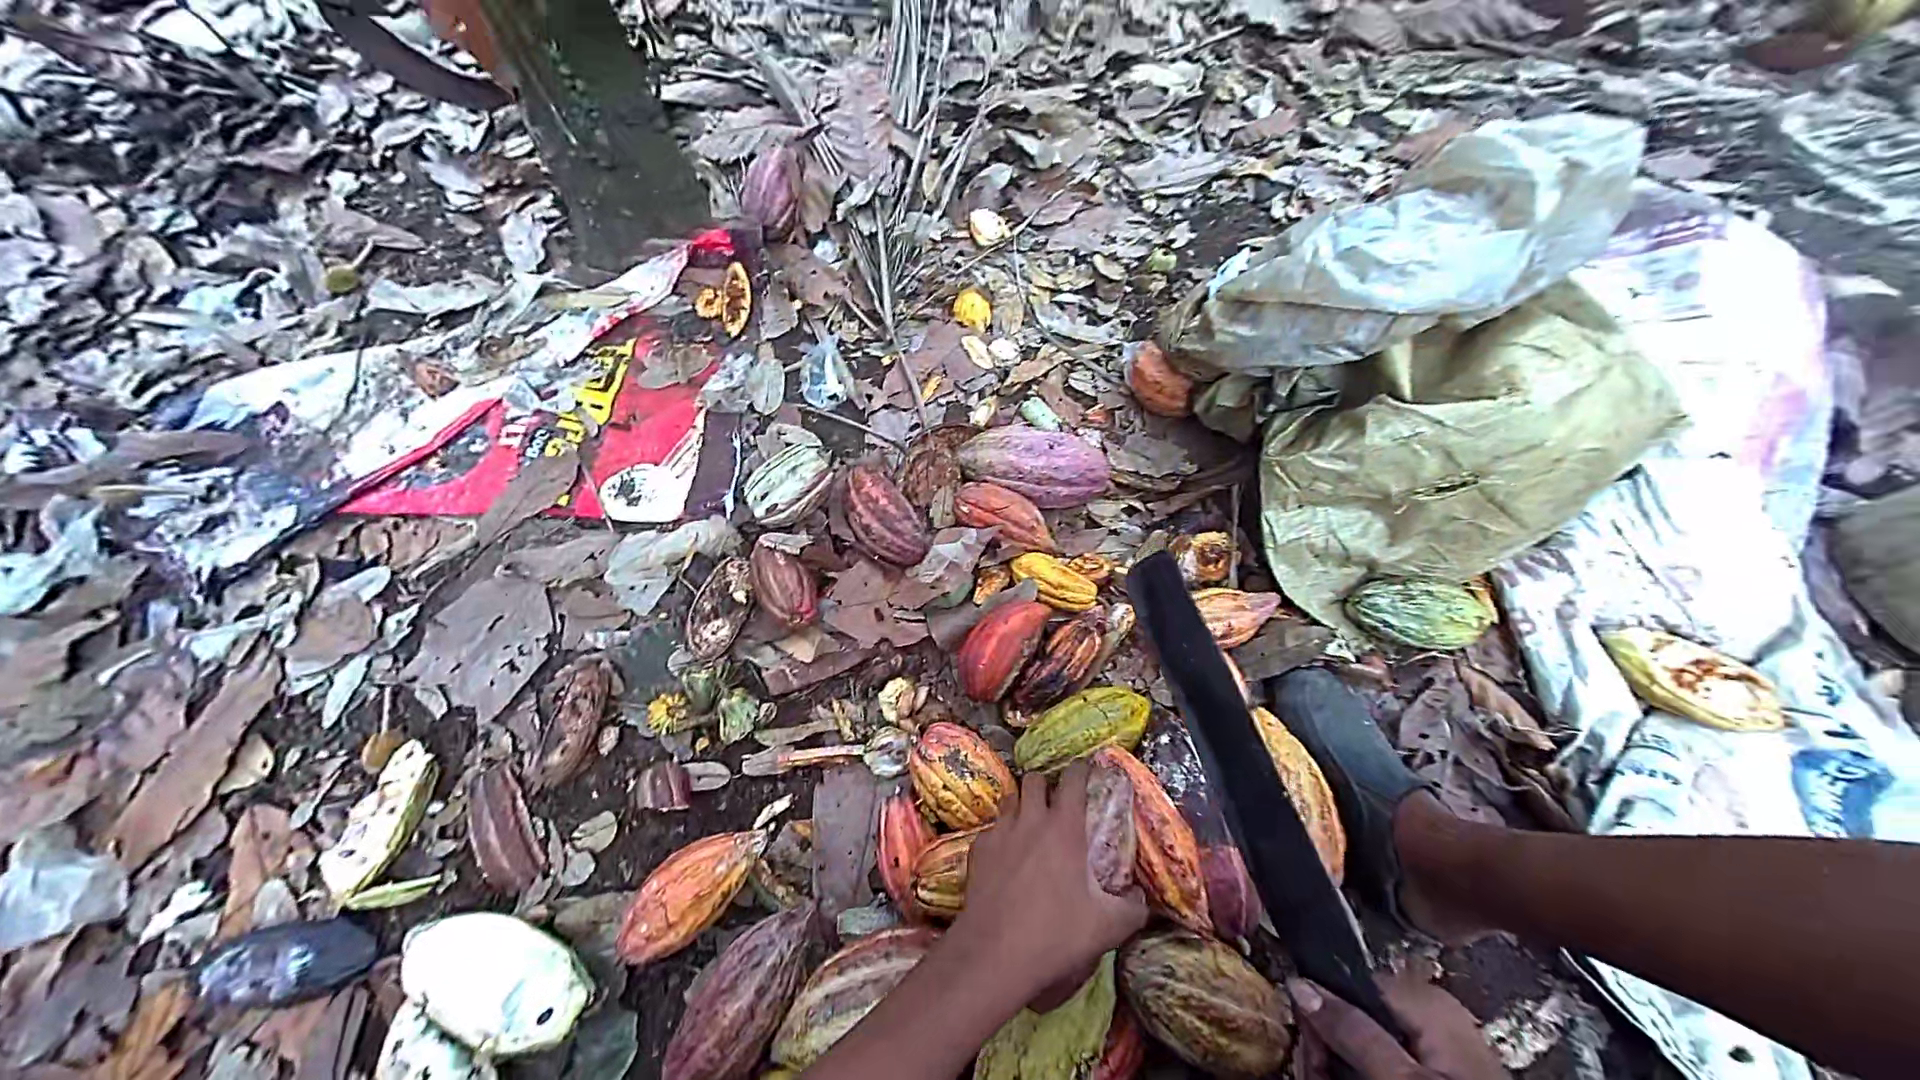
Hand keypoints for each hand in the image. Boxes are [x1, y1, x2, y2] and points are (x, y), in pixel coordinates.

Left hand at [950, 761, 1148, 1005]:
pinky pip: (991, 828)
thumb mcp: (1107, 928)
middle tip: (1058, 803)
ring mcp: (999, 832)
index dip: (1082, 770)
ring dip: (1022, 804)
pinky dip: (1001, 834)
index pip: (1073, 779)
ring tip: (1031, 825)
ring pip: (1010, 799)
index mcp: (1064, 828)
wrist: (994, 955)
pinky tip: (1006, 857)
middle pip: (1035, 779)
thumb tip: (1140, 898)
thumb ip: (1132, 909)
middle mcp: (1030, 820)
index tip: (1087, 771)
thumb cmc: (1055, 934)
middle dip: (1047, 784)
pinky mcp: (977, 849)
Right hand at [1287, 973, 1506, 1079]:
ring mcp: (1437, 1045)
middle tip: (1317, 1077)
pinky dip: (1366, 1072)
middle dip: (1329, 1046)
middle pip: (1354, 1010)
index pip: (1347, 983)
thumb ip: (1352, 1030)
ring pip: (1365, 1037)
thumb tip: (1299, 983)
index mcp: (1426, 1000)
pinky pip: (1386, 1058)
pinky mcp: (1439, 1071)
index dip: (1321, 1016)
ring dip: (1341, 1064)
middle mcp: (1430, 1012)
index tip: (1311, 1058)